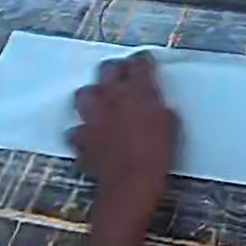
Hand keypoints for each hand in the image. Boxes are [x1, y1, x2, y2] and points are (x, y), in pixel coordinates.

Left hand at [69, 52, 178, 234]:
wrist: (131, 185)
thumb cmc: (158, 153)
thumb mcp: (169, 123)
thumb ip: (157, 105)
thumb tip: (152, 102)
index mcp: (137, 90)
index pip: (138, 63)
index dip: (142, 60)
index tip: (145, 62)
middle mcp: (111, 97)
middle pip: (107, 69)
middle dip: (115, 70)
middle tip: (123, 78)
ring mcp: (92, 117)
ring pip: (84, 93)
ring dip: (93, 95)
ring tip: (102, 103)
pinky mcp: (81, 138)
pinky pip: (75, 129)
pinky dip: (82, 131)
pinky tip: (91, 136)